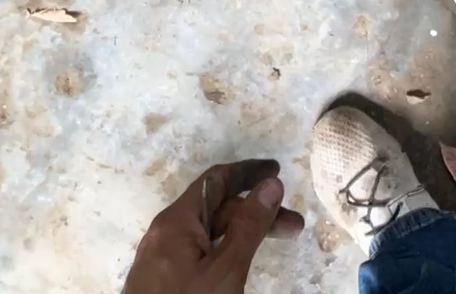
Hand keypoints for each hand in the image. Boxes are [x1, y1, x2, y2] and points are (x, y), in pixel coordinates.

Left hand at [122, 159, 305, 293]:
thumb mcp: (225, 271)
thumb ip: (249, 225)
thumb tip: (272, 183)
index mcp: (175, 222)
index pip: (216, 180)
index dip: (249, 172)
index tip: (278, 172)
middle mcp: (165, 234)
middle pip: (216, 208)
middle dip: (256, 212)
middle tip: (294, 228)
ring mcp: (161, 260)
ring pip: (209, 234)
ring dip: (243, 233)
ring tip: (277, 245)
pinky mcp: (161, 283)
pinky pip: (198, 254)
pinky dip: (225, 251)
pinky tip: (240, 262)